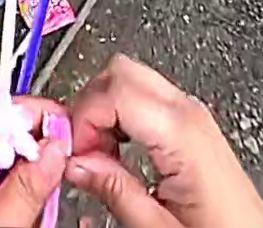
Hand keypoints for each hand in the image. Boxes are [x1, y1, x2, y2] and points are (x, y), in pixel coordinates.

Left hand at [0, 96, 68, 227]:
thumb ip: (28, 184)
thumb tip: (56, 144)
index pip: (3, 116)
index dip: (38, 118)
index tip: (69, 130)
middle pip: (13, 147)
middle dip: (38, 167)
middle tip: (53, 194)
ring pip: (16, 178)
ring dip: (33, 199)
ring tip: (35, 220)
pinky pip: (9, 203)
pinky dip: (24, 216)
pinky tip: (28, 225)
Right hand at [63, 55, 262, 227]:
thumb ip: (115, 191)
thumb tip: (76, 163)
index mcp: (180, 132)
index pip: (114, 90)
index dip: (83, 117)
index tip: (73, 151)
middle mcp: (186, 110)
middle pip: (119, 70)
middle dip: (89, 104)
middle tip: (81, 149)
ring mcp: (189, 110)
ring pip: (129, 75)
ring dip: (103, 106)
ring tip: (98, 154)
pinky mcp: (188, 118)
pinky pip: (142, 92)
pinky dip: (119, 110)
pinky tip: (117, 148)